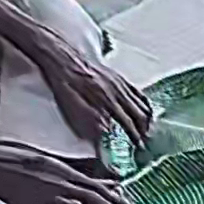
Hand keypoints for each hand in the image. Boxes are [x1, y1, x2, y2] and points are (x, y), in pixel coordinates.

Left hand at [35, 45, 152, 145]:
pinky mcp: (120, 78)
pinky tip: (146, 114)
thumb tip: (108, 140)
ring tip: (146, 131)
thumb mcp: (72, 105)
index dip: (135, 140)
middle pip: (140, 118)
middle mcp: (117, 94)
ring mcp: (120, 86)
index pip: (128, 126)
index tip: (139, 149)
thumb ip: (92, 123)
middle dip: (144, 133)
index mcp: (106, 102)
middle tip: (144, 143)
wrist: (56, 54)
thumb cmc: (62, 81)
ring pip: (143, 108)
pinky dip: (146, 107)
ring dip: (147, 123)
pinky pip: (140, 95)